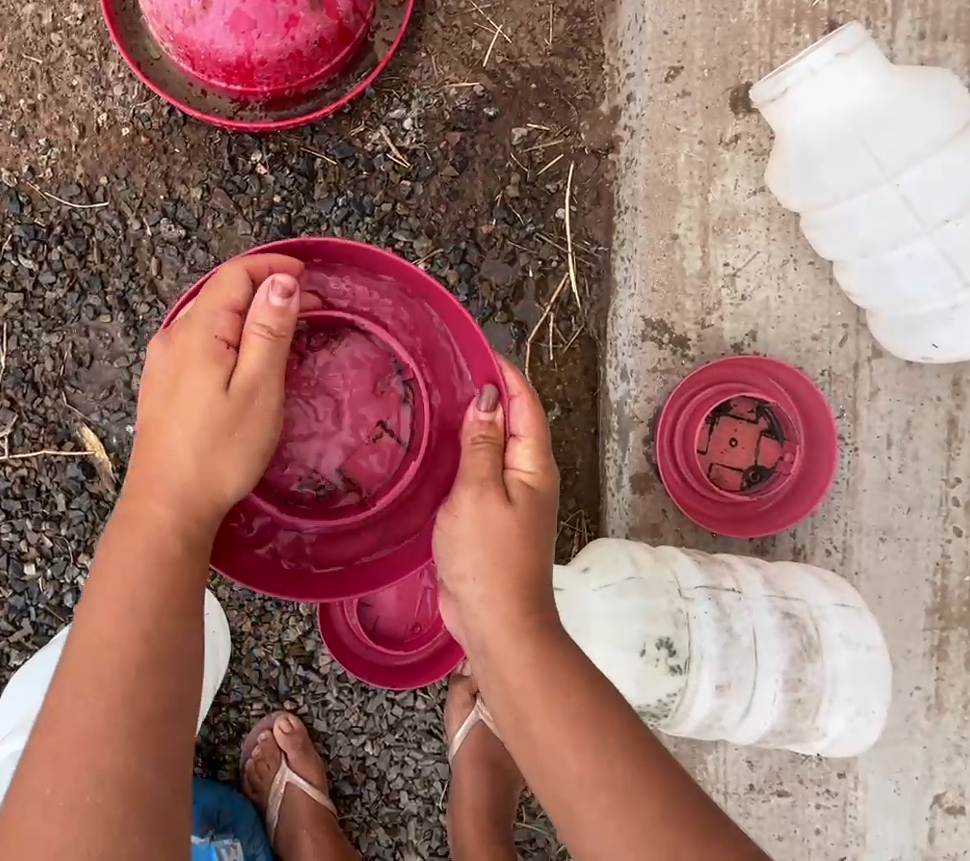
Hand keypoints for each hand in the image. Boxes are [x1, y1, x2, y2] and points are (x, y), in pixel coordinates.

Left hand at [122, 254, 319, 538]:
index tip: (310, 278)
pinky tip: (245, 354)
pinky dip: (229, 333)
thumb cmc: (220, 451)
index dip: (273, 267)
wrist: (166, 506)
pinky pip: (198, 339)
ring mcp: (162, 360)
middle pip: (220, 291)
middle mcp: (172, 335)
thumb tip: (280, 280)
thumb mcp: (258, 388)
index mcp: (198, 330)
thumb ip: (268, 329)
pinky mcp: (161, 383)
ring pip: (209, 315)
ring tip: (284, 325)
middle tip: (308, 304)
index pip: (234, 274)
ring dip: (248, 311)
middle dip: (264, 287)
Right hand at [433, 357, 560, 655]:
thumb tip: (487, 398)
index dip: (504, 374)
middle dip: (487, 393)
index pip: (524, 404)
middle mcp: (528, 476)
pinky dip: (462, 452)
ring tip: (435, 398)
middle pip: (511, 422)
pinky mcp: (490, 516)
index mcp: (533, 465)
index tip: (475, 348)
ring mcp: (510, 497)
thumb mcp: (478, 493)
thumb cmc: (488, 556)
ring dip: (472, 423)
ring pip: (493, 447)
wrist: (496, 622)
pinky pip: (479, 472)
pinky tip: (435, 449)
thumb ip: (481, 445)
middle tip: (446, 367)